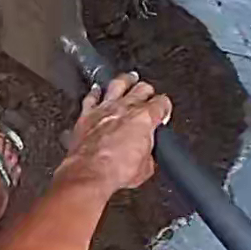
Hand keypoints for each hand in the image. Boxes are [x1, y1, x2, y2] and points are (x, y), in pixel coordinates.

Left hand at [57, 71, 171, 193]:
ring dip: (125, 80)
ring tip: (129, 77)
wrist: (90, 172)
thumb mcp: (146, 168)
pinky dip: (95, 92)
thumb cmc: (116, 170)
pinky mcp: (86, 115)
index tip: (163, 110)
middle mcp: (124, 108)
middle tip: (148, 92)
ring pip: (117, 84)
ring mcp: (104, 109)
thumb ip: (148, 154)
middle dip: (147, 90)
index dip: (164, 106)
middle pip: (141, 88)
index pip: (161, 103)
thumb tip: (145, 155)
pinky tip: (96, 89)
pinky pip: (91, 97)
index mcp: (144, 118)